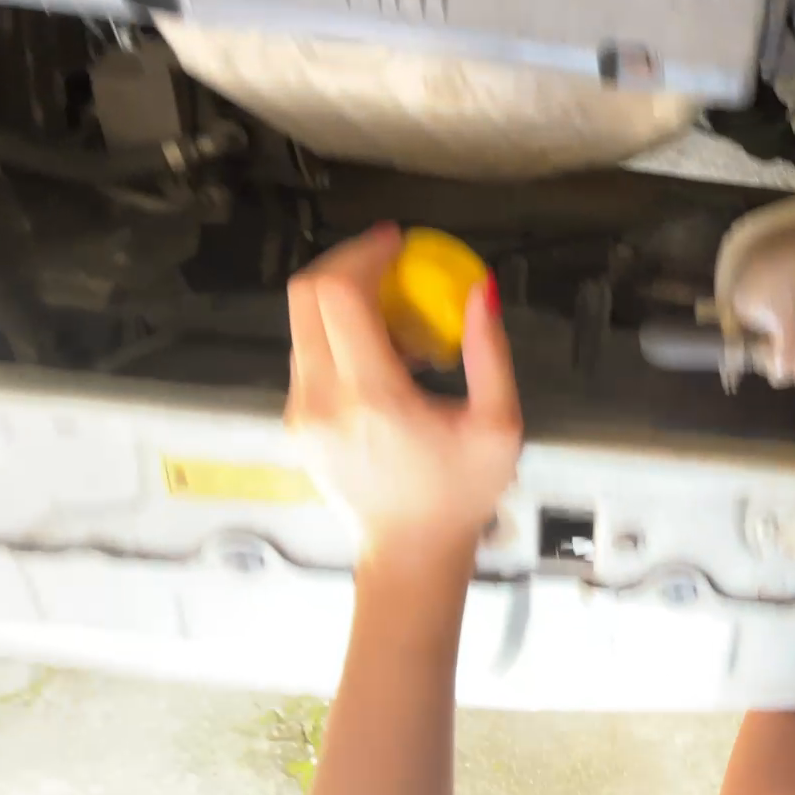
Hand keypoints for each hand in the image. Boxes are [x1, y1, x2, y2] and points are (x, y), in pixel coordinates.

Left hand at [284, 224, 522, 563]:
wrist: (409, 553)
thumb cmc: (462, 490)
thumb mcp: (499, 422)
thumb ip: (489, 353)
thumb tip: (481, 291)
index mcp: (372, 397)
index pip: (340, 297)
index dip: (364, 254)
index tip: (398, 241)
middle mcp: (320, 398)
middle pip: (305, 297)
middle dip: (348, 263)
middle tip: (395, 259)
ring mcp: (298, 411)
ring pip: (302, 322)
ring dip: (346, 298)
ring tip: (400, 312)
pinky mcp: (295, 420)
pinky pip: (308, 351)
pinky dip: (341, 330)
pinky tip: (386, 350)